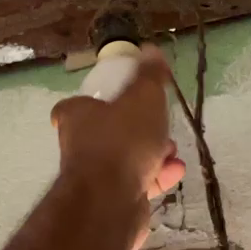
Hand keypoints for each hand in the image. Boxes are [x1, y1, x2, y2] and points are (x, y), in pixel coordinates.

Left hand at [51, 46, 186, 204]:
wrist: (111, 200)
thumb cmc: (122, 140)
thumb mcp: (143, 98)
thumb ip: (149, 76)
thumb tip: (150, 49)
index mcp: (77, 116)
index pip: (75, 106)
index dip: (94, 103)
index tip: (115, 100)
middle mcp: (80, 146)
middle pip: (109, 133)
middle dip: (141, 130)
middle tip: (161, 127)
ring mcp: (95, 177)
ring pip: (127, 159)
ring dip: (154, 154)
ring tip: (173, 152)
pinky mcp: (112, 200)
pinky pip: (137, 182)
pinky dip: (156, 176)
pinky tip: (174, 172)